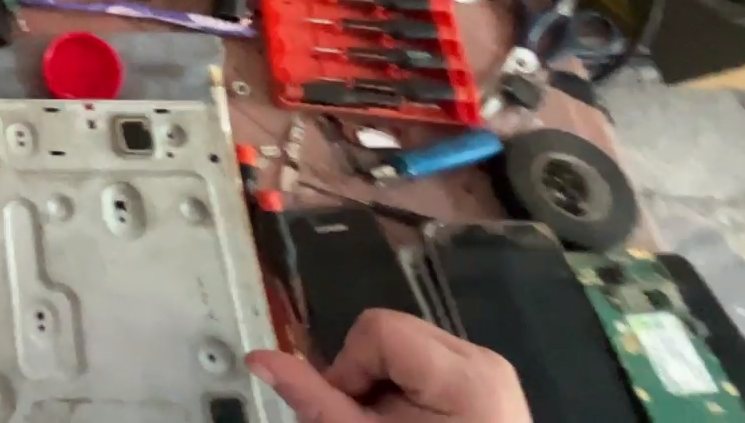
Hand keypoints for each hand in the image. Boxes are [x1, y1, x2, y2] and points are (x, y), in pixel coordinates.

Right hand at [247, 310, 530, 422]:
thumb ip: (310, 394)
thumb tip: (255, 357)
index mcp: (463, 375)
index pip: (377, 330)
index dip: (354, 368)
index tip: (361, 413)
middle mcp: (482, 361)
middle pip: (387, 332)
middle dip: (367, 373)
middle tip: (373, 420)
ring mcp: (489, 370)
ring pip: (401, 343)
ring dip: (383, 378)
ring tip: (393, 422)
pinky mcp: (487, 382)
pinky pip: (424, 357)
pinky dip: (406, 383)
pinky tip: (415, 420)